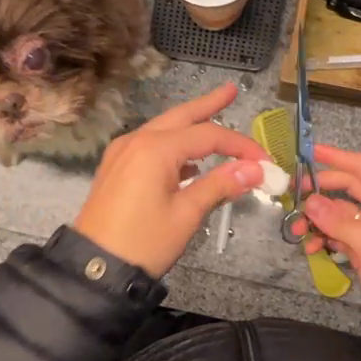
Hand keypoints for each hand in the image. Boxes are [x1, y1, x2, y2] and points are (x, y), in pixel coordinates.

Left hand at [73, 85, 270, 276]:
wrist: (95, 269)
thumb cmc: (144, 242)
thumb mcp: (187, 214)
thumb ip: (220, 185)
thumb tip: (255, 169)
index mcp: (155, 149)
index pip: (209, 136)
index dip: (241, 146)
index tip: (265, 162)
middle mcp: (136, 141)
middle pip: (181, 117)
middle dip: (208, 106)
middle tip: (232, 91)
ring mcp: (122, 153)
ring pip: (164, 130)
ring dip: (191, 127)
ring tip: (215, 120)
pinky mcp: (115, 169)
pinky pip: (150, 147)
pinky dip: (174, 147)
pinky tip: (189, 161)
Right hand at [298, 145, 360, 310]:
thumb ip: (338, 222)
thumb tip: (310, 202)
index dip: (337, 158)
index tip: (312, 151)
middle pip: (349, 187)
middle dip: (321, 191)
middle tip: (295, 192)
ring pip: (340, 212)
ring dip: (318, 220)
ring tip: (297, 230)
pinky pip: (340, 232)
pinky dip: (324, 238)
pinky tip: (310, 247)